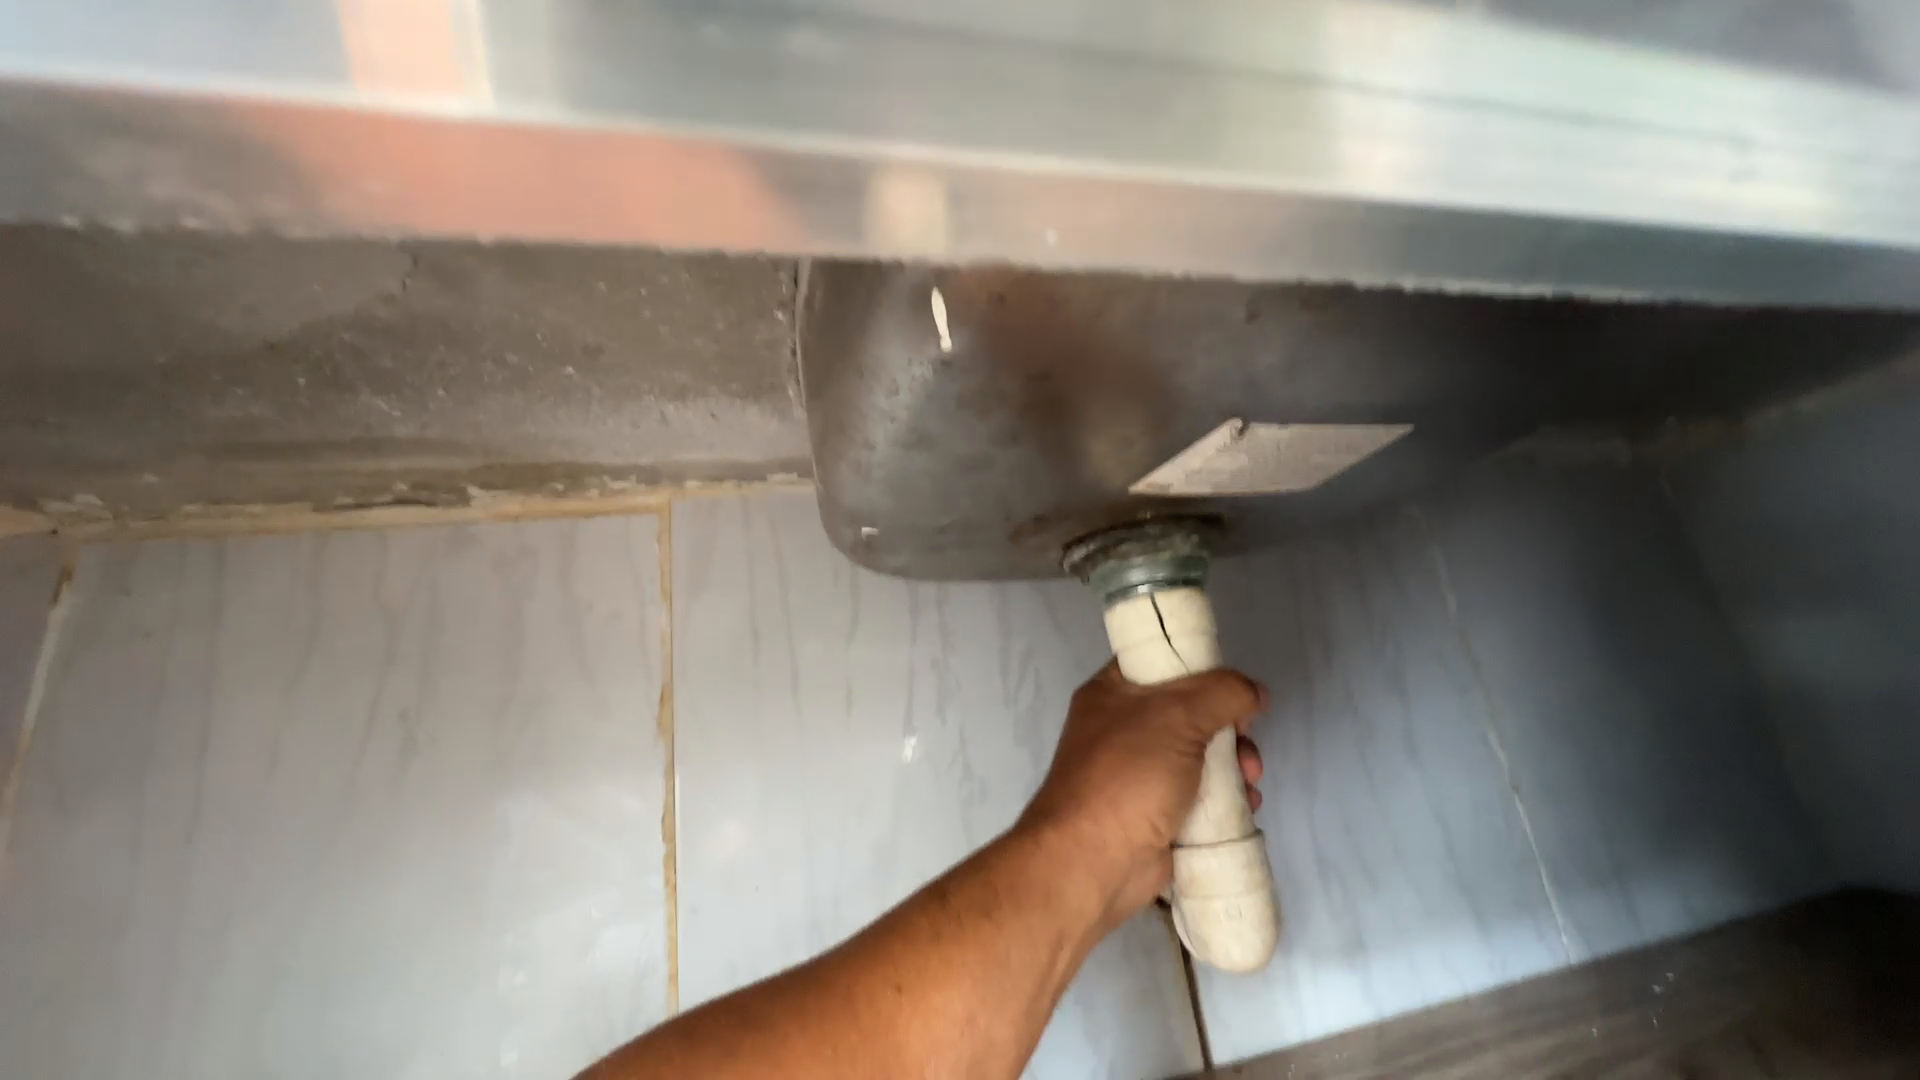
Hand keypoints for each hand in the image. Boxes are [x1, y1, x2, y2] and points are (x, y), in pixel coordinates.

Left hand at [1018, 661, 1267, 927]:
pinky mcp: (1155, 812)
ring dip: (1234, 763)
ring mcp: (1137, 772)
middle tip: (1246, 737)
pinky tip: (1247, 804)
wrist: (1092, 859)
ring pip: (1199, 754)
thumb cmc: (1128, 775)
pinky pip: (1199, 794)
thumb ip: (1223, 693)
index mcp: (1113, 691)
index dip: (1200, 668)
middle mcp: (1122, 726)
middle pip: (1189, 710)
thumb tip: (1254, 691)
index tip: (1232, 687)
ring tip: (1250, 779)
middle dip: (1228, 724)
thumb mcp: (1178, 716)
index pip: (1160, 662)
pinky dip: (1226, 796)